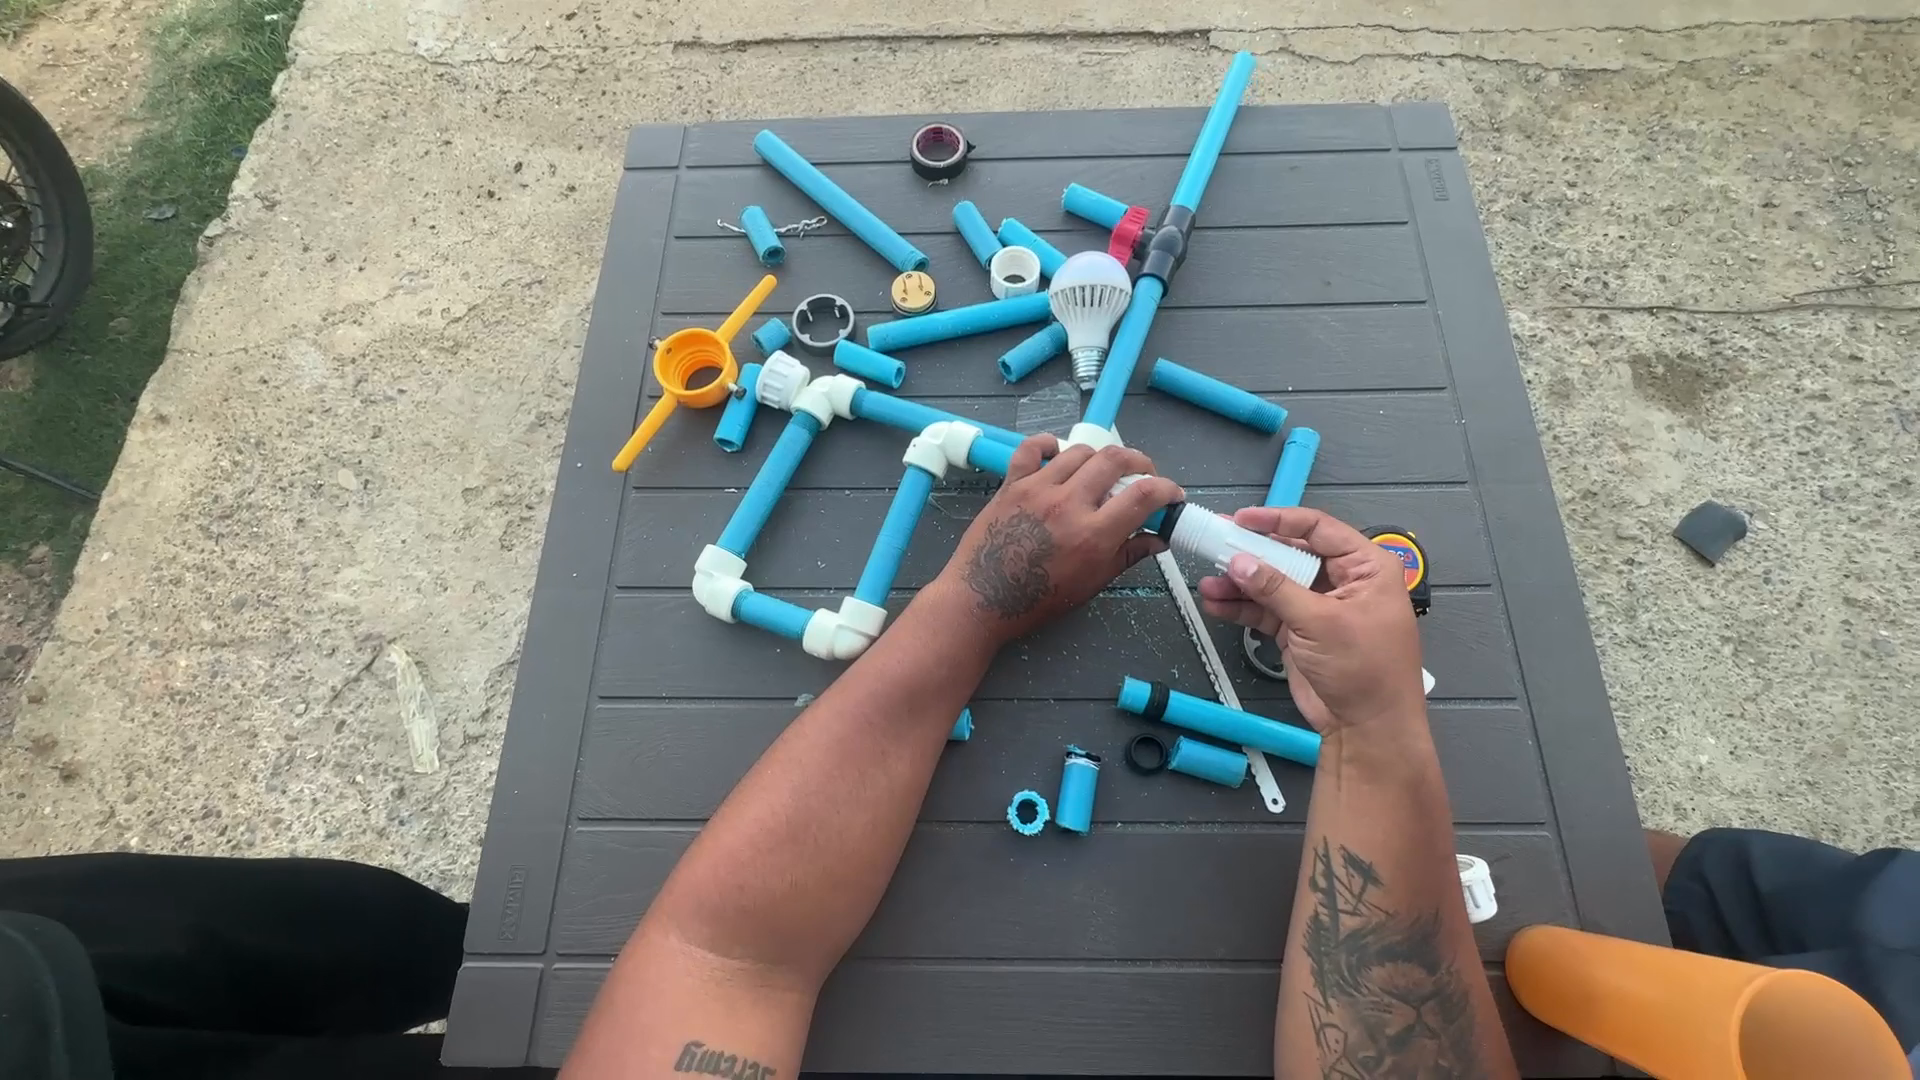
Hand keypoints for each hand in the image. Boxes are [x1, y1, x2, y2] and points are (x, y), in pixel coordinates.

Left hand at [929, 435, 1182, 646]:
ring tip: (1101, 472)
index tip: (1171, 494)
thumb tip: (1159, 539)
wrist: (980, 599)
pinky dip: (1049, 444)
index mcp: (1094, 535)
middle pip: (1115, 460)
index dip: (1167, 488)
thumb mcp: (1091, 584)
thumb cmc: (1037, 600)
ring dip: (1099, 458)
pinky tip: (1058, 453)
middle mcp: (1068, 504)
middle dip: (1139, 462)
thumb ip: (1127, 555)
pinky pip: (1032, 448)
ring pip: (1079, 451)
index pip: (1144, 494)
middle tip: (1142, 475)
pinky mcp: (1011, 484)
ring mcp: (1037, 489)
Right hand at [1197, 507, 1423, 733]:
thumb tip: (1238, 561)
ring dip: (1240, 584)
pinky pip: (1265, 610)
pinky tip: (1216, 604)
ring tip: (1209, 583)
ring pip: (1272, 583)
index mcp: (1364, 568)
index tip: (1242, 519)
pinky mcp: (1298, 630)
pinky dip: (1241, 607)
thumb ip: (1276, 589)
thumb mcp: (1320, 622)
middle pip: (1289, 555)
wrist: (1367, 728)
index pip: (1318, 530)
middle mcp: (1341, 581)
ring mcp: (1317, 606)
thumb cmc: (1364, 669)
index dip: (1279, 520)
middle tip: (1216, 543)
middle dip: (1252, 554)